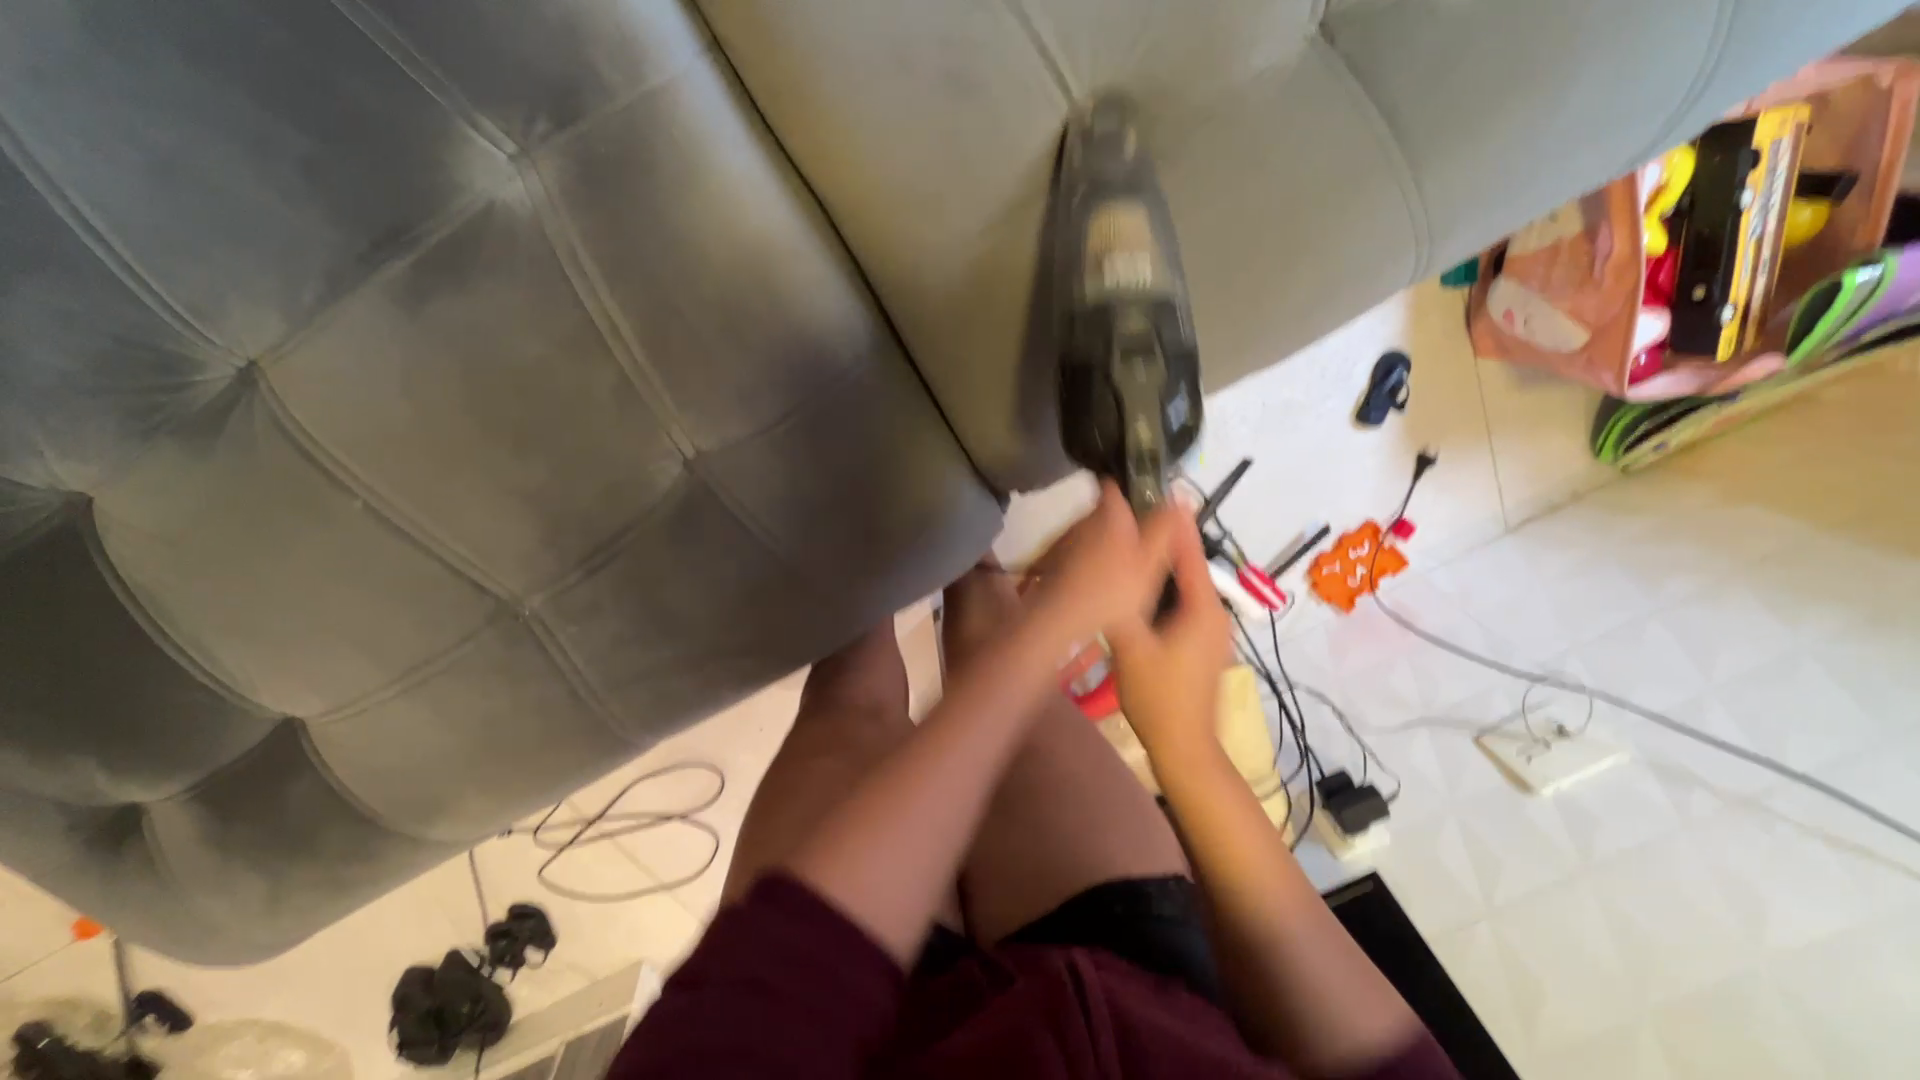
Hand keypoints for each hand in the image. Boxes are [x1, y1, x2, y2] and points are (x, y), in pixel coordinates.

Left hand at [1022, 481, 1183, 648]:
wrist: (1062, 616)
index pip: (1115, 486)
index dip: (1129, 493)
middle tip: (1140, 550)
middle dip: (1120, 525)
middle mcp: (1083, 519)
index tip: (1143, 508)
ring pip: (1090, 535)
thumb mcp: (1151, 560)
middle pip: (1104, 513)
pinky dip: (1086, 564)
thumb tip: (1181, 496)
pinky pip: (1076, 555)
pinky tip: (1096, 586)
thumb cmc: (1113, 588)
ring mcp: (1065, 540)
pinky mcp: (1052, 561)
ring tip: (1119, 573)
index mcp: (1109, 512)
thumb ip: (1164, 527)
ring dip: (1103, 547)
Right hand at [1105, 514, 1232, 760]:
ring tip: (1133, 547)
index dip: (1176, 522)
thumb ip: (1119, 603)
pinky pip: (1186, 607)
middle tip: (1134, 518)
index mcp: (1202, 609)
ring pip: (1187, 589)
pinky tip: (1141, 593)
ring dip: (1165, 569)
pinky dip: (1168, 592)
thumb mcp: (1130, 647)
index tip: (1166, 491)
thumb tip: (1107, 566)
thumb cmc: (1159, 697)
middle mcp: (1215, 615)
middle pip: (1190, 568)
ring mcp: (1213, 634)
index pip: (1189, 553)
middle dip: (1165, 543)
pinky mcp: (1205, 648)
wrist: (1185, 749)